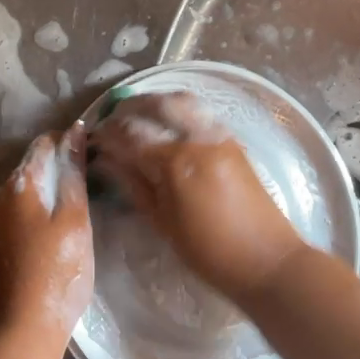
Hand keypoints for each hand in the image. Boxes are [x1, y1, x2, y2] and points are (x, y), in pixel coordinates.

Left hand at [0, 128, 93, 341]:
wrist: (18, 332)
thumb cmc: (57, 272)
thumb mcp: (75, 219)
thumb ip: (73, 173)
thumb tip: (75, 131)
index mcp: (19, 182)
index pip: (43, 143)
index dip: (68, 143)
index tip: (89, 154)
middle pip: (29, 167)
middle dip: (54, 169)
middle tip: (85, 185)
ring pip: (20, 191)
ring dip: (43, 193)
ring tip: (70, 210)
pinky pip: (13, 214)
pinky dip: (32, 214)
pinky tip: (49, 234)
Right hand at [91, 93, 306, 301]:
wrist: (267, 259)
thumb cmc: (209, 253)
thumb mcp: (163, 223)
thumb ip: (134, 184)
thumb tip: (105, 160)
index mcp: (175, 162)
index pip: (130, 134)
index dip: (106, 134)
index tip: (92, 140)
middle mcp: (196, 137)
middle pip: (155, 105)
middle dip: (128, 109)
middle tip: (111, 123)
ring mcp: (218, 133)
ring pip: (180, 99)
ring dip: (154, 102)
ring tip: (136, 118)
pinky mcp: (231, 137)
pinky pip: (199, 110)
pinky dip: (177, 108)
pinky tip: (166, 123)